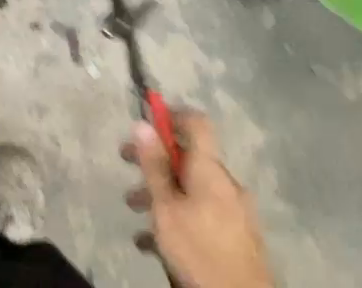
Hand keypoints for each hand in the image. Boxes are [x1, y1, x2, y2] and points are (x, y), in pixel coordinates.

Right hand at [125, 110, 271, 287]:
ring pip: (192, 189)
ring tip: (134, 210)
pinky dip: (178, 217)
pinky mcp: (237, 237)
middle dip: (154, 160)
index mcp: (211, 170)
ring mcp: (235, 212)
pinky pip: (202, 214)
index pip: (197, 123)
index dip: (172, 114)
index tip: (146, 117)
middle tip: (124, 163)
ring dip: (161, 193)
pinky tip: (153, 241)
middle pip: (188, 159)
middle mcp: (227, 185)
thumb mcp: (165, 206)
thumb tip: (143, 123)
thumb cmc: (197, 248)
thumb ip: (153, 165)